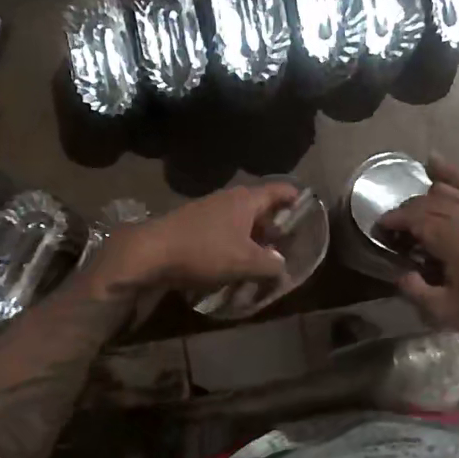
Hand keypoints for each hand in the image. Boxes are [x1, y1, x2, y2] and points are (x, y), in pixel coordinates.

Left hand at [91, 183, 299, 290]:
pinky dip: (232, 243)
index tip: (307, 207)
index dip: (295, 198)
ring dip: (252, 236)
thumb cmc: (204, 251)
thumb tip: (282, 267)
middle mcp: (228, 198)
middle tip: (288, 242)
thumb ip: (271, 265)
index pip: (279, 190)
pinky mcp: (192, 226)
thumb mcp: (245, 262)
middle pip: (259, 206)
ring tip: (263, 257)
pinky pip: (222, 231)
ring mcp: (207, 210)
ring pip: (239, 220)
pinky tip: (233, 262)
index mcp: (246, 200)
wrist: (150, 253)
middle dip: (274, 224)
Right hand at [377, 155, 458, 336]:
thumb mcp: (445, 310)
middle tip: (394, 228)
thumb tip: (402, 275)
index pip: (412, 219)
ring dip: (424, 196)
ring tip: (413, 206)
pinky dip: (450, 173)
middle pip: (426, 203)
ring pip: (445, 190)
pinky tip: (436, 162)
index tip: (380, 230)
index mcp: (450, 236)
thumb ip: (416, 291)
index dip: (392, 222)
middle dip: (405, 212)